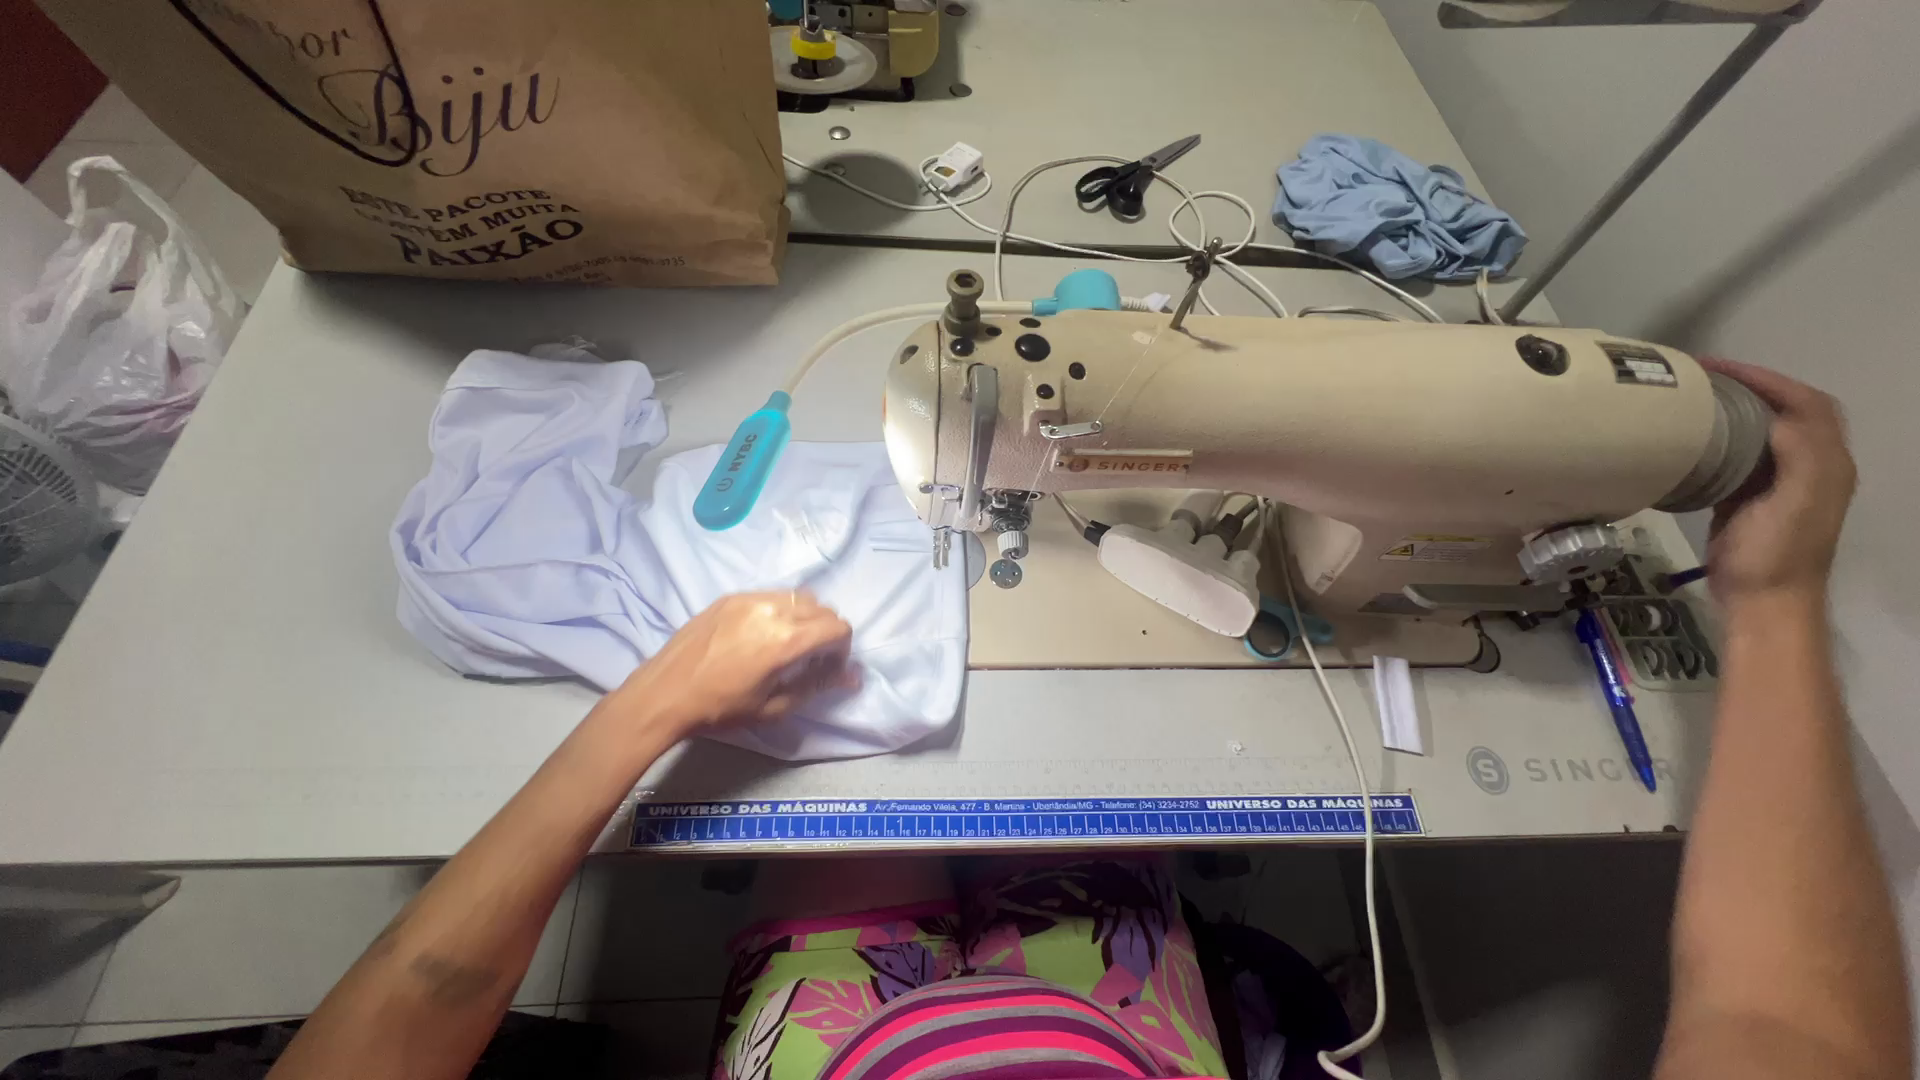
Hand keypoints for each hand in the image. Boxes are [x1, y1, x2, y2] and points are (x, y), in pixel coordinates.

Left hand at [613, 591, 855, 737]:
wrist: (663, 694)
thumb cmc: (720, 708)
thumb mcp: (775, 706)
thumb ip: (818, 685)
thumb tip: (854, 676)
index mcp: (786, 640)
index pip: (837, 627)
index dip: (842, 649)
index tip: (829, 668)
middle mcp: (772, 609)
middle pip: (822, 608)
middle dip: (827, 632)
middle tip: (812, 658)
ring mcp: (750, 598)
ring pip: (799, 596)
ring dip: (806, 617)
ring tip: (789, 643)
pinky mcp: (731, 597)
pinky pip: (772, 595)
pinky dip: (781, 609)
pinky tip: (763, 634)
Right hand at [1698, 357, 1855, 611]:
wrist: (1763, 599)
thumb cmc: (1775, 553)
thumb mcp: (1794, 503)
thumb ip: (1800, 456)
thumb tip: (1775, 416)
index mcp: (1825, 463)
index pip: (1805, 404)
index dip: (1767, 379)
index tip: (1718, 368)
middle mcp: (1809, 466)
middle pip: (1788, 411)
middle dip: (1752, 387)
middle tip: (1702, 378)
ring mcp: (1779, 483)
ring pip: (1763, 430)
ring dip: (1734, 409)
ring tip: (1693, 400)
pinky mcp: (1749, 497)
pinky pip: (1740, 454)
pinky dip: (1718, 436)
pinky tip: (1689, 438)